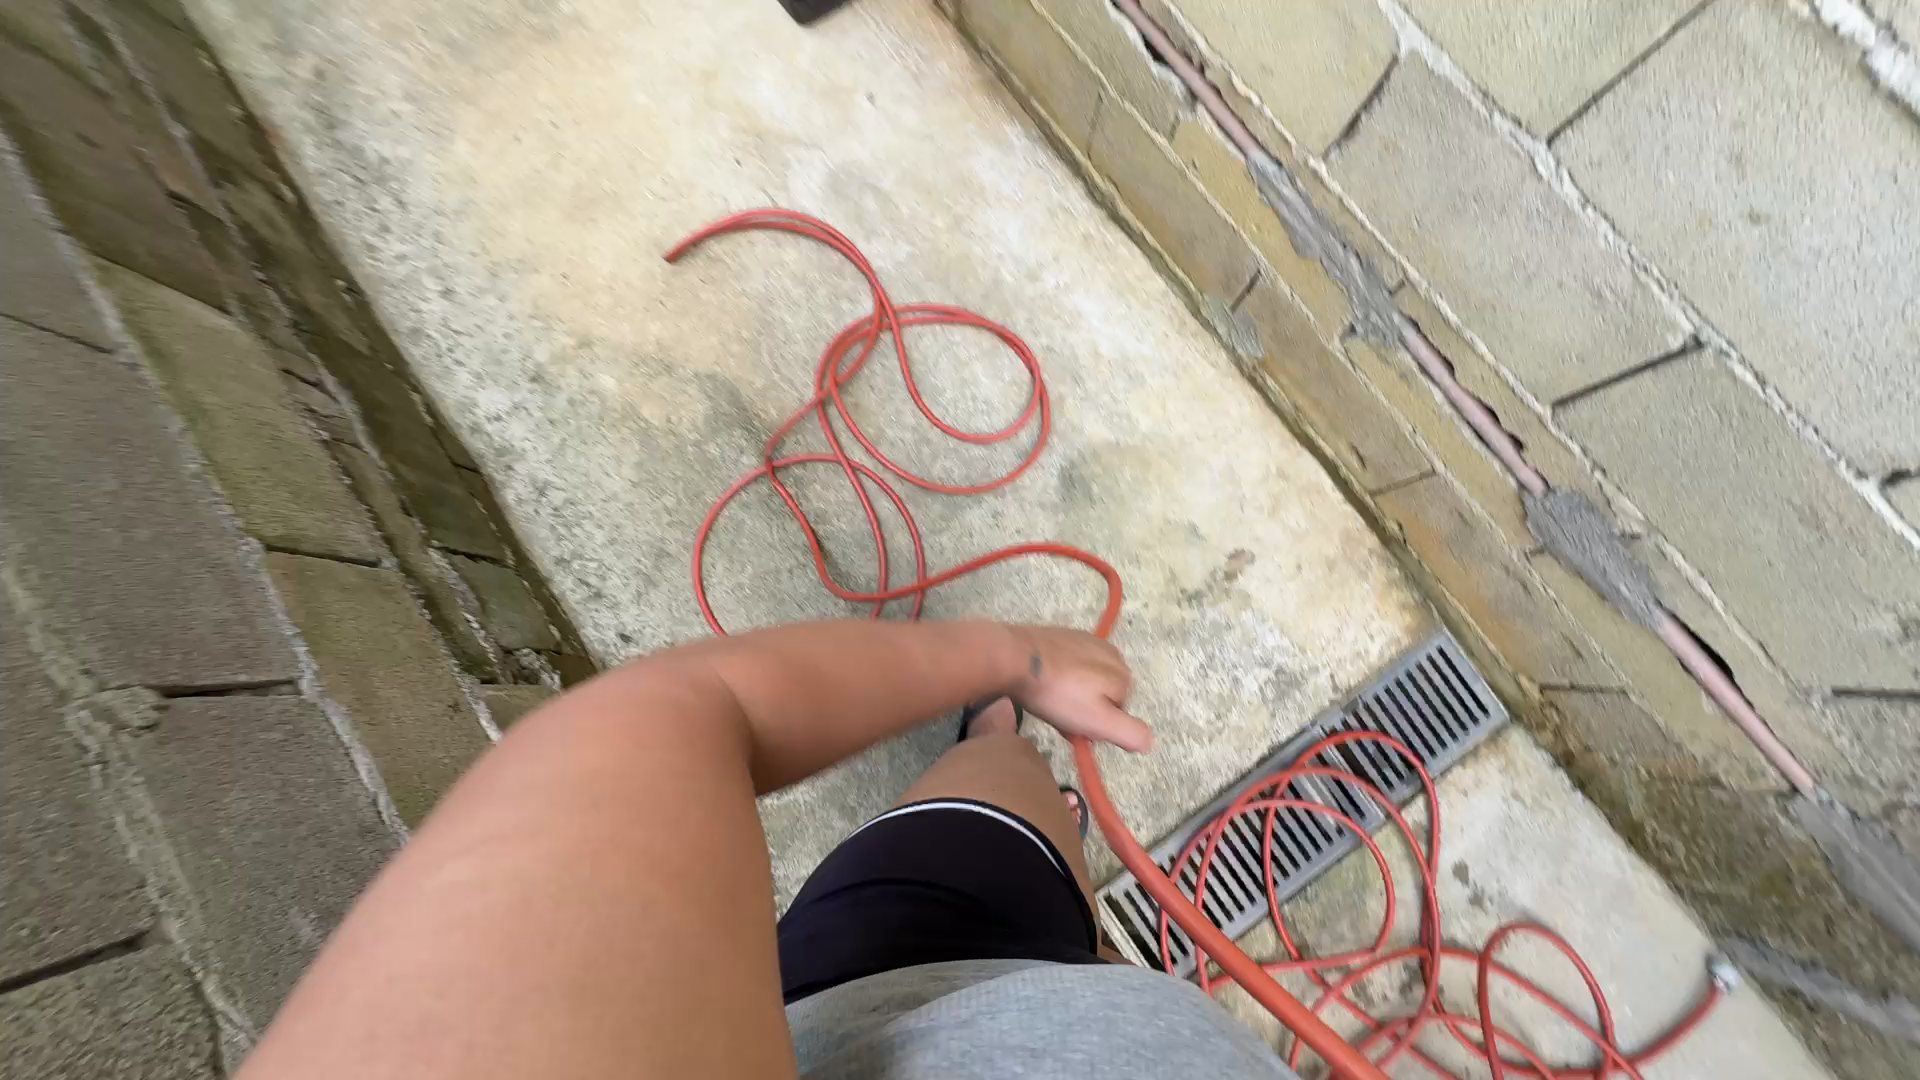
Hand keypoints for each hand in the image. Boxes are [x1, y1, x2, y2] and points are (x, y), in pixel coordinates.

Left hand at [1008, 626, 1152, 752]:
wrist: (1015, 657)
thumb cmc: (1057, 694)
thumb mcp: (1097, 721)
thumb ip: (1129, 732)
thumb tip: (1150, 742)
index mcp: (1124, 675)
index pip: (1119, 712)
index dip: (1097, 724)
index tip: (1074, 727)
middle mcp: (1113, 654)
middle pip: (1104, 694)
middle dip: (1086, 707)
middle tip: (1059, 715)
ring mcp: (1088, 640)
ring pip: (1087, 679)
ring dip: (1073, 692)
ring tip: (1049, 699)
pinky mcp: (1065, 635)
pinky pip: (1070, 663)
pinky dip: (1061, 674)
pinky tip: (1044, 680)